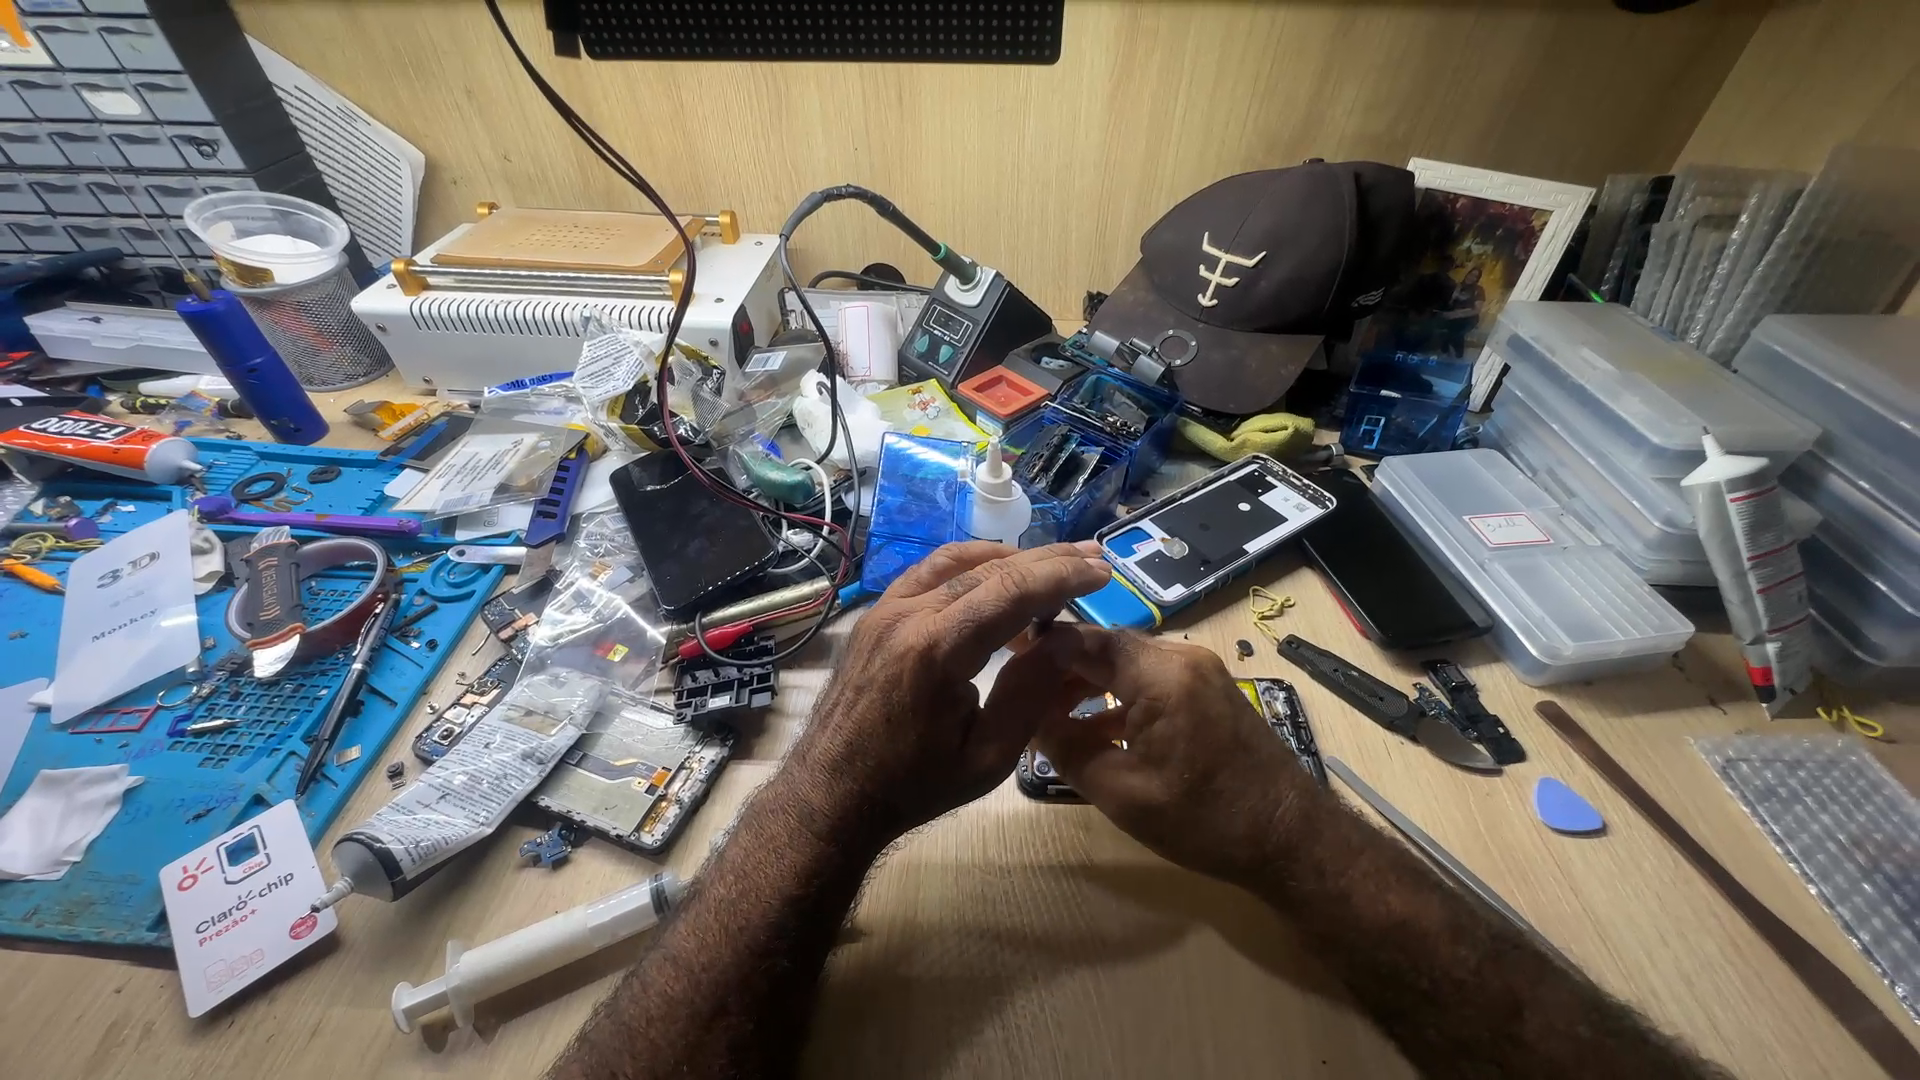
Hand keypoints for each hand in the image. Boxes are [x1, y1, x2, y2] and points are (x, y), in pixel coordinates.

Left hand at [783, 541, 1113, 851]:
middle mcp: (908, 615)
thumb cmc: (913, 786)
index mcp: (937, 651)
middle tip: (1091, 557)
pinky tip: (994, 574)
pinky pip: (927, 572)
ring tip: (1051, 562)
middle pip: (988, 569)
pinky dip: (968, 565)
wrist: (831, 794)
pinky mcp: (875, 615)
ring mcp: (885, 610)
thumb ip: (1028, 694)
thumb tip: (1066, 641)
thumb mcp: (986, 758)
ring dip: (1008, 556)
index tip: (1101, 572)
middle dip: (1046, 560)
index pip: (1011, 592)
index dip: (1062, 577)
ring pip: (955, 561)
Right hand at [1032, 624, 1315, 885]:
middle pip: (1103, 646)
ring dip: (1087, 684)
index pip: (1083, 639)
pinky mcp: (1206, 690)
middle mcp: (1180, 656)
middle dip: (1059, 669)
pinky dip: (1117, 697)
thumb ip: (1066, 749)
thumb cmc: (1204, 820)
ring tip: (1048, 715)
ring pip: (1125, 662)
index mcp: (1160, 673)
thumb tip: (1028, 721)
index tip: (1002, 665)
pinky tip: (1094, 728)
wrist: (1292, 840)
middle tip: (1018, 694)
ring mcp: (1198, 671)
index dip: (1039, 650)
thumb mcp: (1120, 792)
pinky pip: (1149, 680)